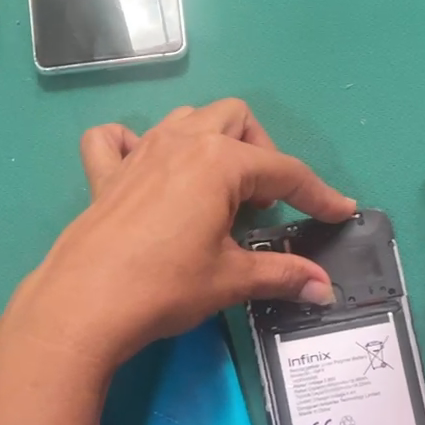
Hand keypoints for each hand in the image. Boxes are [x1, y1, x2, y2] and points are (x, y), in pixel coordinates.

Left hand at [0, 99, 355, 376]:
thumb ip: (282, 276)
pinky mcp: (104, 174)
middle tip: (262, 204)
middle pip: (236, 120)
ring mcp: (138, 152)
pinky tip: (145, 172)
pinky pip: (117, 139)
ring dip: (211, 144)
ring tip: (217, 191)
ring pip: (186, 120)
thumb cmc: (165, 287)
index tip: (338, 212)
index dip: (317, 194)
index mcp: (219, 161)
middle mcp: (181, 141)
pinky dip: (135, 145)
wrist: (86, 304)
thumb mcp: (230, 280)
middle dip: (261, 153)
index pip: (284, 170)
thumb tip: (325, 289)